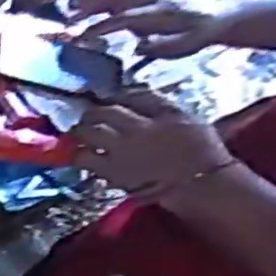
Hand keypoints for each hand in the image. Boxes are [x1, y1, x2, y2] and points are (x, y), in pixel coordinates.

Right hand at [69, 0, 218, 58]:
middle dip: (95, 1)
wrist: (221, 19)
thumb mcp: (182, 46)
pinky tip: (87, 8)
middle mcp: (156, 0)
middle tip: (68, 11)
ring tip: (70, 8)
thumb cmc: (197, 37)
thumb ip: (160, 47)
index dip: (100, 28)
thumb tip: (138, 47)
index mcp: (161, 13)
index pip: (125, 18)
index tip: (77, 39)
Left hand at [72, 89, 234, 194]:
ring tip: (77, 134)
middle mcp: (141, 129)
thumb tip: (139, 102)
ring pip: (88, 134)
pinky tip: (79, 154)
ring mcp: (122, 150)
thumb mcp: (189, 121)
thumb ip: (164, 112)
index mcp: (167, 115)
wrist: (193, 179)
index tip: (109, 97)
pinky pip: (82, 158)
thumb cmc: (197, 150)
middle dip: (91, 113)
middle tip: (87, 116)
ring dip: (79, 133)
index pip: (138, 97)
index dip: (118, 95)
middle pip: (106, 113)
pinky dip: (77, 154)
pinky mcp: (108, 169)